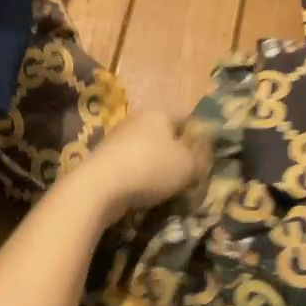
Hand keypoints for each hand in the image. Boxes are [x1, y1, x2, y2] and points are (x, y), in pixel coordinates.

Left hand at [69, 107, 213, 220]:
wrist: (98, 187)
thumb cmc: (150, 168)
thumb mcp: (188, 164)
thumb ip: (202, 153)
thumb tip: (207, 142)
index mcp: (160, 112)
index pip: (186, 120)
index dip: (197, 140)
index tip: (202, 161)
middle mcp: (137, 119)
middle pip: (164, 135)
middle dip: (174, 154)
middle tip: (185, 178)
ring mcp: (117, 137)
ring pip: (145, 151)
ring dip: (154, 167)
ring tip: (163, 190)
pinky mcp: (103, 158)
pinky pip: (129, 165)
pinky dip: (137, 176)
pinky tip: (140, 193)